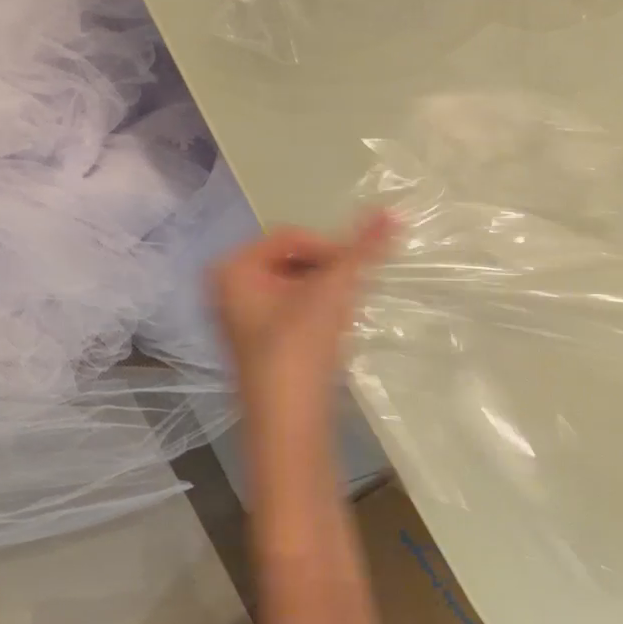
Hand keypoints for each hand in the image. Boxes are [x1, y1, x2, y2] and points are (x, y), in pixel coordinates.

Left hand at [210, 210, 394, 410]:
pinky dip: (317, 317)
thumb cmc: (300, 344)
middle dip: (327, 274)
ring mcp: (241, 318)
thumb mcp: (335, 289)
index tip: (353, 276)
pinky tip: (332, 336)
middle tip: (349, 297)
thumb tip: (394, 211)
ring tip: (343, 317)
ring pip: (296, 288)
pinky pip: (293, 313)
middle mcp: (228, 287)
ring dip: (326, 296)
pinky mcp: (260, 344)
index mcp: (233, 266)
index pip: (291, 237)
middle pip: (293, 261)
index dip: (330, 250)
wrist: (288, 412)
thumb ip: (364, 250)